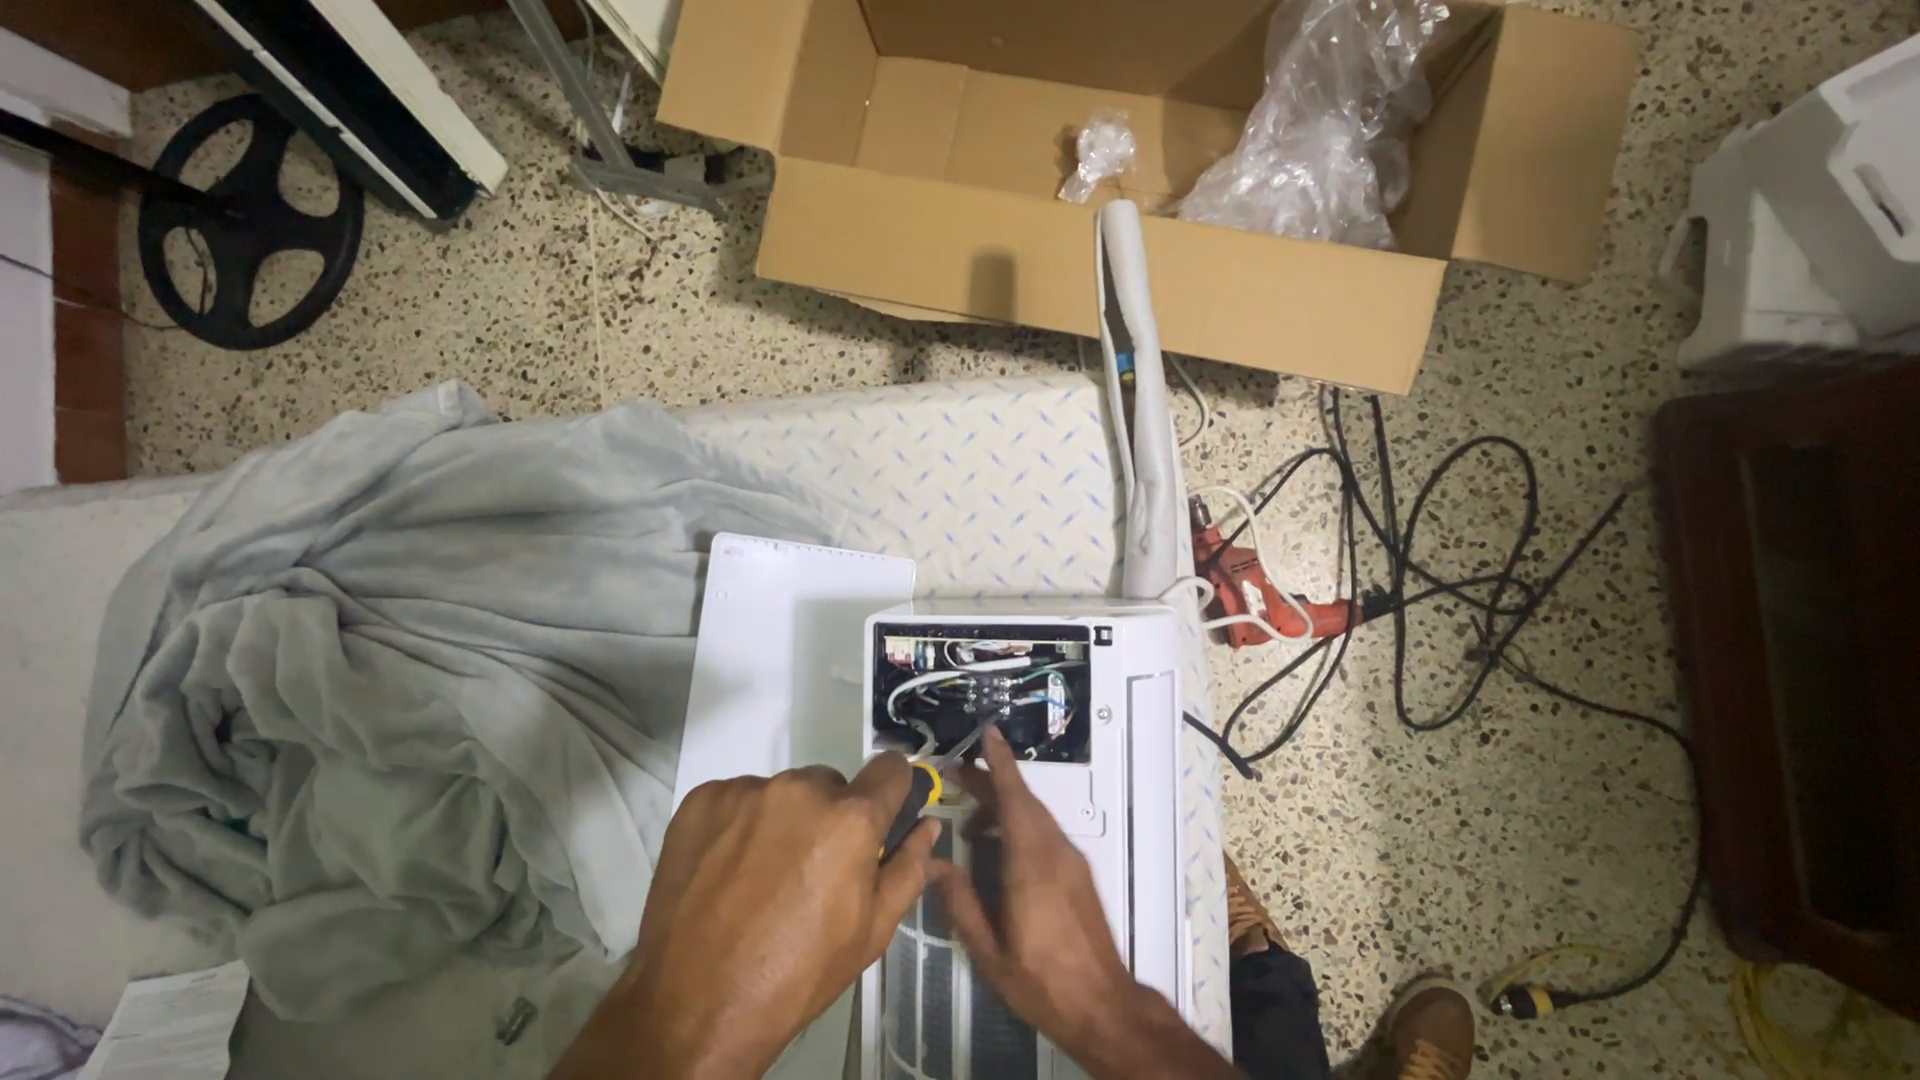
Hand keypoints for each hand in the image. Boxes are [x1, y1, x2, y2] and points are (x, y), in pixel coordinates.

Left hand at [548, 755, 939, 1079]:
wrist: (696, 1004)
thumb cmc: (798, 973)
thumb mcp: (871, 932)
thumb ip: (907, 868)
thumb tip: (929, 825)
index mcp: (851, 819)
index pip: (891, 769)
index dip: (890, 793)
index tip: (879, 818)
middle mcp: (800, 790)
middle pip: (831, 784)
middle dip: (830, 817)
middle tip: (811, 870)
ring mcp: (746, 791)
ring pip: (782, 793)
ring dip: (783, 820)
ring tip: (761, 876)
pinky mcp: (702, 801)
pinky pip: (737, 799)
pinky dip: (739, 825)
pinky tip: (728, 870)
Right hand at [934, 727, 1237, 1079]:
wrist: (1103, 1006)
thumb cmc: (1041, 981)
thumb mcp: (990, 950)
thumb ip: (961, 902)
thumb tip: (934, 863)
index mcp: (1031, 864)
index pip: (1014, 799)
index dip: (1000, 764)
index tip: (988, 733)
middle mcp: (1055, 852)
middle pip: (1022, 801)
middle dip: (991, 781)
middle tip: (956, 773)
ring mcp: (1071, 861)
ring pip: (1035, 816)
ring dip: (1003, 806)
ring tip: (969, 820)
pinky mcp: (1078, 873)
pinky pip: (1044, 833)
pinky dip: (1018, 825)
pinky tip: (996, 848)